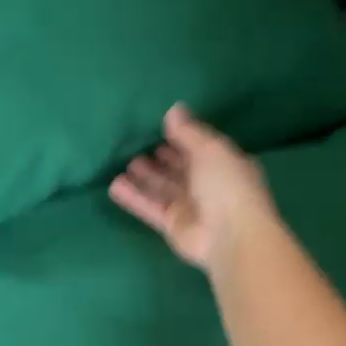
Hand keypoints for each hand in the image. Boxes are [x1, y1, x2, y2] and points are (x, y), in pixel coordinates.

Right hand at [108, 104, 280, 269]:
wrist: (231, 237)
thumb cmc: (226, 185)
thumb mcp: (210, 149)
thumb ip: (188, 131)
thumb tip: (174, 109)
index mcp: (225, 165)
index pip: (200, 149)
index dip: (181, 140)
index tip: (159, 129)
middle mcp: (209, 186)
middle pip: (180, 170)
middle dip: (161, 159)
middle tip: (136, 146)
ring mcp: (191, 208)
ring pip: (163, 189)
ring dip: (145, 177)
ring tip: (125, 163)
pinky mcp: (173, 226)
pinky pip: (150, 208)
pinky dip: (134, 197)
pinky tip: (114, 186)